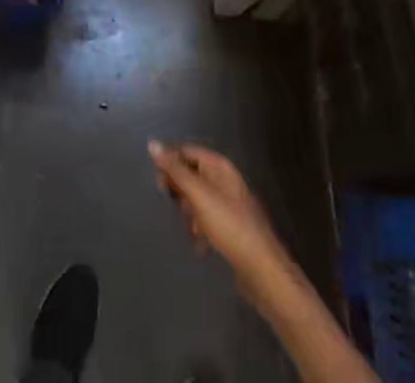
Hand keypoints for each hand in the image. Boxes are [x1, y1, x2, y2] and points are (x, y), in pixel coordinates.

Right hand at [149, 141, 306, 308]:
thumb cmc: (229, 225)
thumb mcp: (198, 194)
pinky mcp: (229, 226)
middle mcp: (224, 181)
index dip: (170, 163)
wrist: (262, 270)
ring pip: (195, 200)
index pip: (185, 152)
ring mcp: (227, 204)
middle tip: (180, 209)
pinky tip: (201, 244)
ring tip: (195, 230)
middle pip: (190, 176)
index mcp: (220, 167)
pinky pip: (204, 220)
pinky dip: (199, 230)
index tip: (160, 183)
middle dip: (180, 193)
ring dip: (189, 215)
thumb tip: (152, 144)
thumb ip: (175, 169)